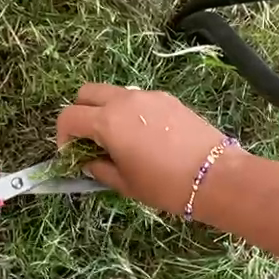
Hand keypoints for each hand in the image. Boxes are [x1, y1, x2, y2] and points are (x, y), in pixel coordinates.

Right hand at [55, 84, 229, 213]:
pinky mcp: (167, 99)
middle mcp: (124, 101)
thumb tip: (88, 161)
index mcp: (107, 121)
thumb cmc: (164, 185)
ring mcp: (147, 96)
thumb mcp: (124, 183)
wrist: (216, 176)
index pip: (69, 117)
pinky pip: (138, 99)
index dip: (62, 136)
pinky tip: (144, 137)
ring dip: (105, 110)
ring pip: (113, 93)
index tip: (71, 154)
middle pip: (87, 93)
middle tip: (88, 139)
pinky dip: (129, 112)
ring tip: (118, 139)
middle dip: (80, 113)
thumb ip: (98, 168)